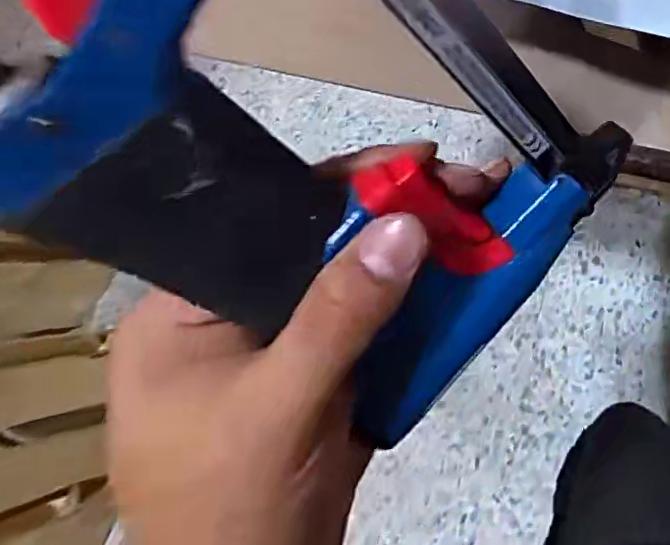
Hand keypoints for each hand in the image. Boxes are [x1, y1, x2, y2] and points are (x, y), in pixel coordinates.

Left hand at [107, 142, 507, 544]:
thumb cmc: (233, 515)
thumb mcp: (279, 410)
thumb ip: (338, 316)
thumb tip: (405, 225)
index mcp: (189, 306)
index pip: (270, 215)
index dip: (348, 180)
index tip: (418, 160)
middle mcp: (237, 305)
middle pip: (326, 232)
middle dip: (401, 204)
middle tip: (468, 181)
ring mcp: (289, 331)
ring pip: (360, 263)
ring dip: (422, 235)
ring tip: (480, 204)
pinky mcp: (330, 356)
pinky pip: (380, 302)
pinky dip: (424, 281)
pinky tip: (464, 257)